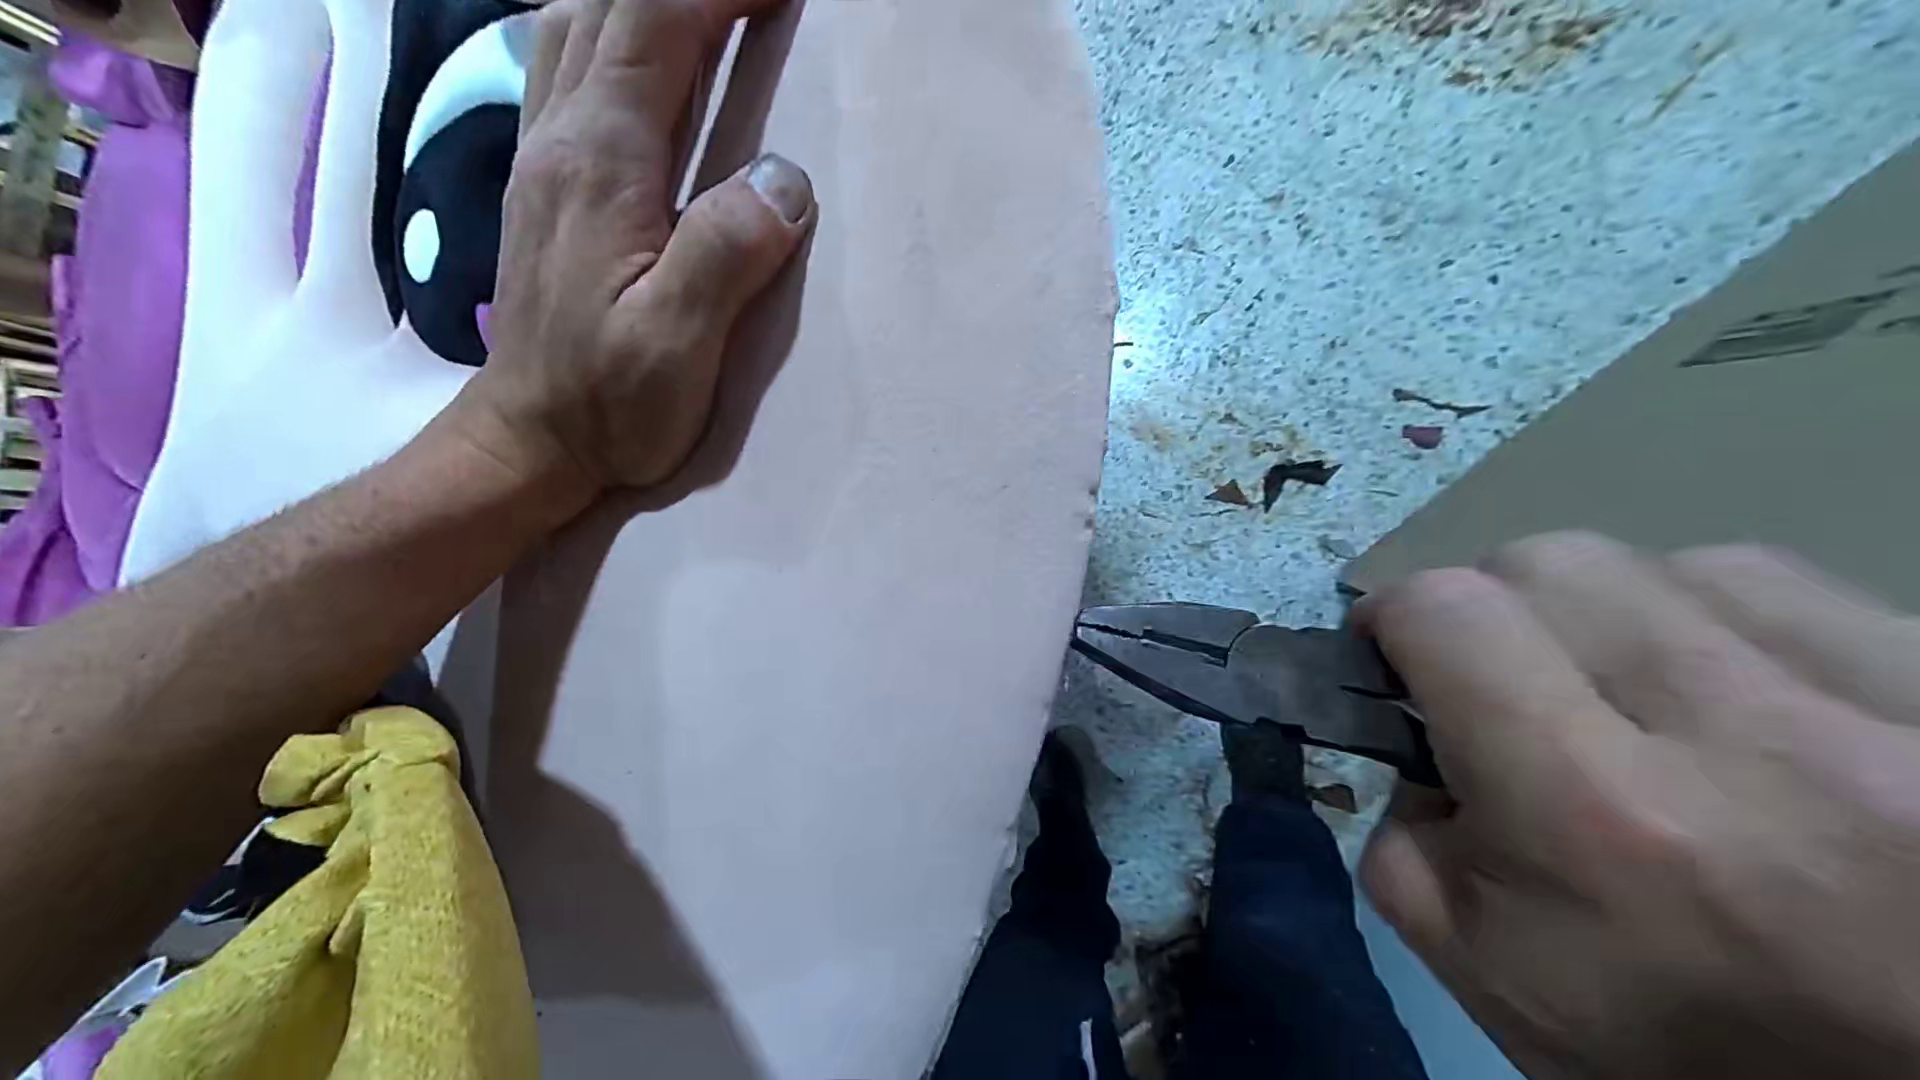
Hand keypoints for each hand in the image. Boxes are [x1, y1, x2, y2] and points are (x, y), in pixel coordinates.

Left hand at [445, 0, 815, 510]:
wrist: (531, 440)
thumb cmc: (609, 402)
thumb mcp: (676, 342)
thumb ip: (725, 251)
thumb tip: (785, 176)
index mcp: (602, 167)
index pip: (655, 25)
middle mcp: (563, 141)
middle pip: (609, 3)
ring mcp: (546, 159)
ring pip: (581, 25)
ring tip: (717, 9)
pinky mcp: (549, 187)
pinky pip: (571, 69)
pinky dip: (616, 32)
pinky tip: (648, 52)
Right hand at [1358, 533, 1919, 1078]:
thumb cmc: (1676, 1046)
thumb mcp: (1479, 959)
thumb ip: (1395, 826)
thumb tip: (1398, 728)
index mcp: (1598, 812)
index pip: (1449, 613)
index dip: (1394, 616)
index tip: (1393, 652)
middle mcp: (1752, 743)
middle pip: (1550, 564)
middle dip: (1494, 609)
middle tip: (1502, 676)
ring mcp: (1901, 711)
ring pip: (1669, 564)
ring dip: (1611, 615)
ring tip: (1632, 694)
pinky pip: (1793, 591)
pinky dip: (1722, 624)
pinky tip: (1735, 698)